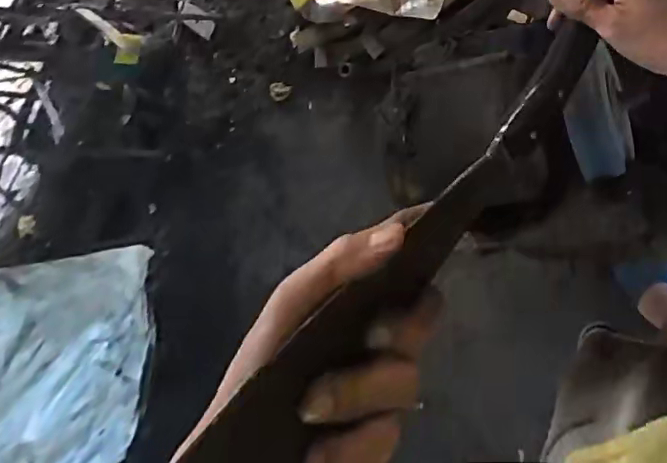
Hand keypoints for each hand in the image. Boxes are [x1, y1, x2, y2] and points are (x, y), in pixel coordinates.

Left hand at [174, 208, 440, 462]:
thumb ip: (339, 263)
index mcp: (370, 297)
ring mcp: (385, 393)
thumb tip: (398, 234)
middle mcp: (388, 337)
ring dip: (357, 391)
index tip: (436, 225)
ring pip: (407, 378)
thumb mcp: (290, 305)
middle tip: (372, 337)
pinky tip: (317, 450)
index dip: (428, 238)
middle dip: (404, 325)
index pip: (412, 259)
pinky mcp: (375, 444)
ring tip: (310, 407)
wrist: (230, 454)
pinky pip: (386, 435)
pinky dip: (350, 445)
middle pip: (428, 313)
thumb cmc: (259, 368)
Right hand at [545, 0, 666, 88]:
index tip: (552, 29)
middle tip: (567, 28)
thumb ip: (581, 7)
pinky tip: (612, 26)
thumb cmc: (654, 41)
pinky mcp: (659, 0)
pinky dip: (613, 8)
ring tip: (587, 28)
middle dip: (579, 0)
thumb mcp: (612, 25)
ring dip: (596, 4)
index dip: (564, 2)